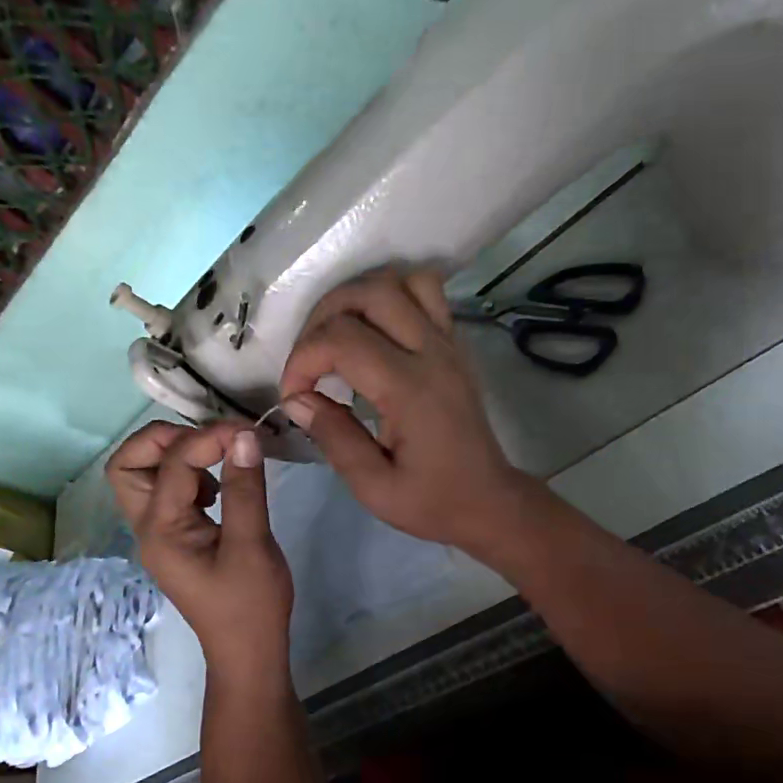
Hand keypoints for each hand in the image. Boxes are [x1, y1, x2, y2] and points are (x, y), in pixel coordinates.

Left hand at [107, 420, 292, 677]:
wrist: (247, 652)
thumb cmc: (251, 606)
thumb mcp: (253, 545)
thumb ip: (245, 488)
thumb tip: (243, 436)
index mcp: (161, 532)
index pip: (172, 465)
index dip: (207, 438)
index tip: (246, 432)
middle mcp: (149, 529)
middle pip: (127, 466)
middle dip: (164, 440)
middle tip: (208, 441)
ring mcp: (159, 534)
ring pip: (142, 477)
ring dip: (173, 456)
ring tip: (216, 462)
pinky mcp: (175, 537)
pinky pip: (165, 491)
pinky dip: (186, 474)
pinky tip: (217, 487)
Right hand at [278, 268, 541, 551]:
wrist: (488, 500)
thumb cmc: (431, 501)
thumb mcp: (373, 487)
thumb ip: (333, 438)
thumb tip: (296, 400)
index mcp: (411, 391)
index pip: (341, 340)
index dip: (302, 361)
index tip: (293, 397)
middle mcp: (432, 353)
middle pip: (367, 294)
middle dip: (321, 319)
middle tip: (307, 361)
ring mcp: (448, 342)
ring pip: (398, 280)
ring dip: (355, 298)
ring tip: (334, 335)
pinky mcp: (454, 343)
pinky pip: (424, 291)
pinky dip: (389, 295)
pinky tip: (370, 328)